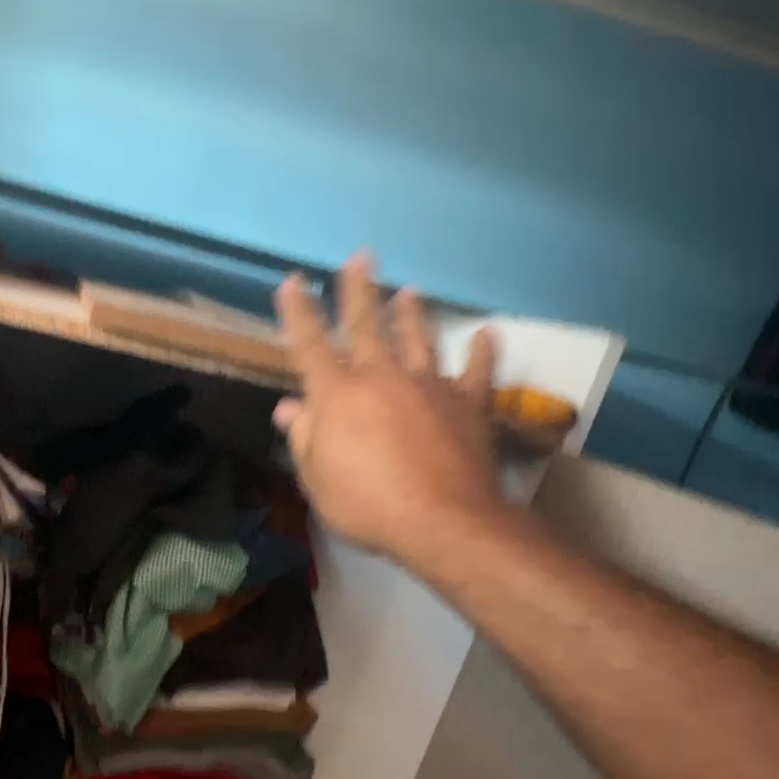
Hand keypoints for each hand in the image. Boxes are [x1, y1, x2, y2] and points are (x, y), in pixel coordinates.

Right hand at [273, 252, 511, 568]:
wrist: (444, 522)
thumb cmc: (366, 503)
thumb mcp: (316, 479)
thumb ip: (304, 438)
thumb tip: (290, 409)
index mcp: (336, 394)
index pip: (308, 344)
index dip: (298, 311)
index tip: (293, 281)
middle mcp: (380, 377)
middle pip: (366, 324)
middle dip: (359, 290)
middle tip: (361, 256)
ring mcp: (428, 386)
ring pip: (417, 339)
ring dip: (411, 313)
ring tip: (409, 289)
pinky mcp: (468, 404)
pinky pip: (477, 372)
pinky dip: (482, 351)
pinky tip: (487, 333)